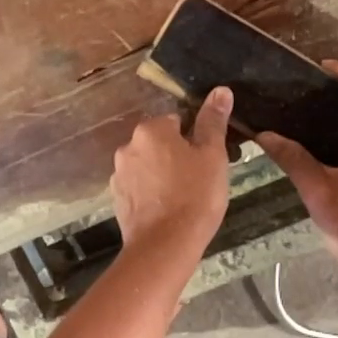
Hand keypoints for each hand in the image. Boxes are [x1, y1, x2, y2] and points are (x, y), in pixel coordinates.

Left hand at [111, 88, 233, 251]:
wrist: (165, 246)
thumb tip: (220, 90)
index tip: (207, 160)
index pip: (177, 121)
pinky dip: (151, 193)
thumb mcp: (212, 156)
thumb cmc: (195, 196)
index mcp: (151, 130)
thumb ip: (213, 122)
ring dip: (162, 174)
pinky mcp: (117, 198)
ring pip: (148, 165)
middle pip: (160, 142)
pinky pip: (139, 187)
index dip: (195, 139)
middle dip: (177, 155)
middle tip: (200, 179)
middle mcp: (128, 146)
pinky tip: (167, 210)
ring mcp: (119, 174)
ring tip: (184, 198)